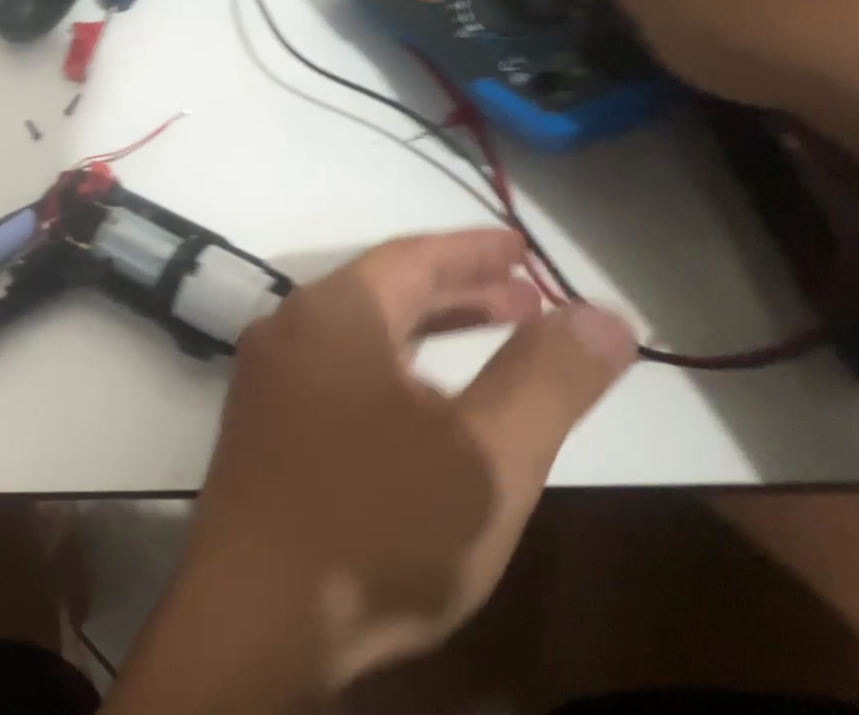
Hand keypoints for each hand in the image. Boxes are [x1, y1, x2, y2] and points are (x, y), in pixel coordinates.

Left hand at [107, 231, 635, 711]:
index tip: (525, 247)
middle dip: (458, 292)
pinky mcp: (260, 424)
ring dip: (425, 333)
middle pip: (382, 290)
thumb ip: (547, 377)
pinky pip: (334, 371)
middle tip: (530, 301)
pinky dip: (389, 369)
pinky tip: (425, 405)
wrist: (256, 612)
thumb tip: (601, 311)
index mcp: (333, 315)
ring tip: (496, 344)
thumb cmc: (378, 525)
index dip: (474, 251)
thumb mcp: (487, 454)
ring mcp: (265, 379)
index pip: (412, 257)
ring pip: (357, 334)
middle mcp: (287, 331)